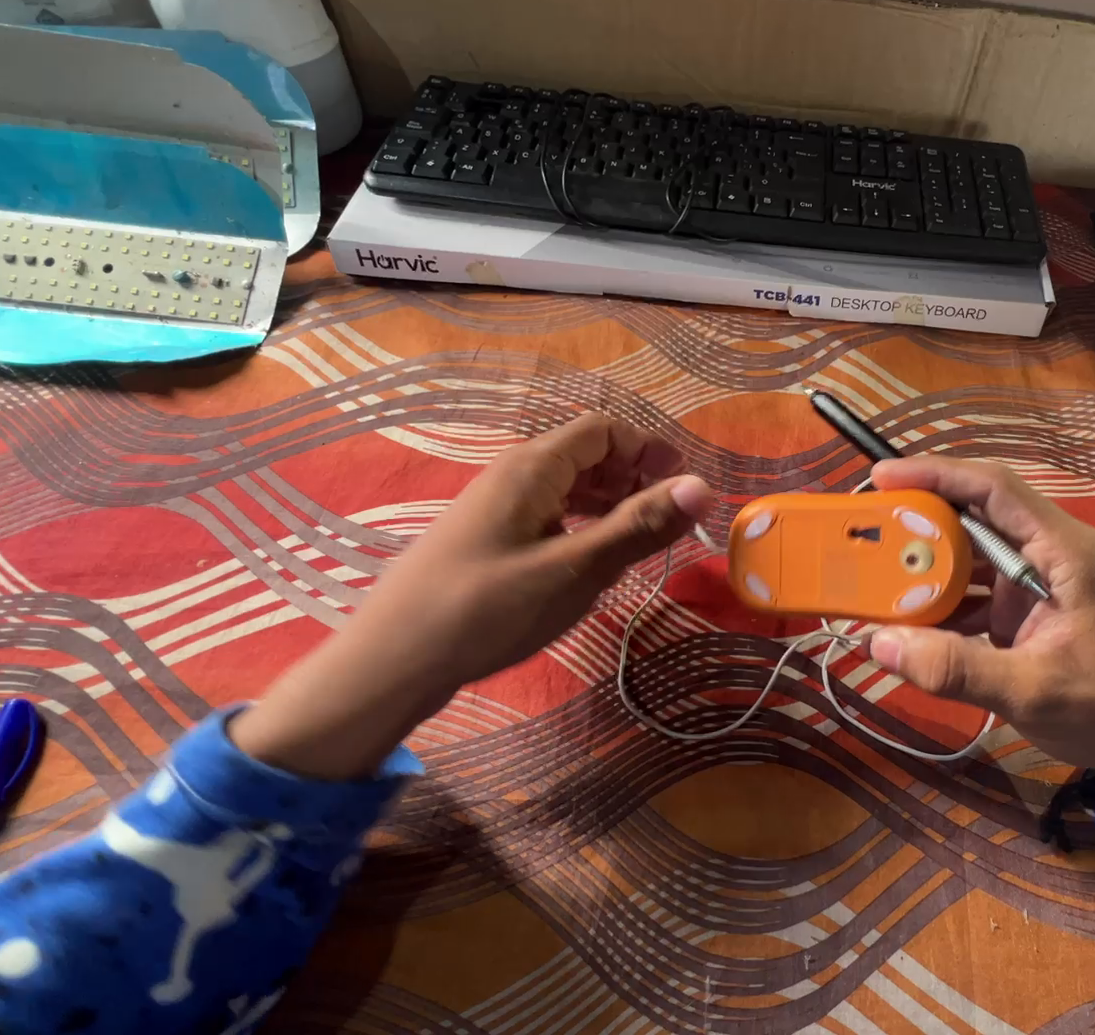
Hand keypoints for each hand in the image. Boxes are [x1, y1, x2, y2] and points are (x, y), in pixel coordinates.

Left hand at [230, 413, 713, 778]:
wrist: (391, 663)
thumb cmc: (485, 610)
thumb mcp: (573, 570)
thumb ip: (638, 527)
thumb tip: (703, 486)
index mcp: (533, 467)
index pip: (604, 430)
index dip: (650, 450)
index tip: (685, 488)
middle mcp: (515, 476)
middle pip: (588, 455)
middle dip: (636, 479)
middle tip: (670, 523)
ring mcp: (500, 510)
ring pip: (570, 489)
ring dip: (612, 507)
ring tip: (641, 546)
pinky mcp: (492, 542)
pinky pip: (551, 518)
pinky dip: (583, 530)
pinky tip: (593, 566)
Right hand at [867, 458, 1094, 783]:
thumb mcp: (1032, 691)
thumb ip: (956, 668)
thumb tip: (878, 644)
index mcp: (1063, 551)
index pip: (994, 488)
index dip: (937, 474)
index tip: (883, 478)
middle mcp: (1048, 553)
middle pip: (975, 515)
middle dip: (919, 519)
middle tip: (866, 528)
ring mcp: (1037, 581)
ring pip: (969, 554)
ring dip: (925, 564)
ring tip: (872, 573)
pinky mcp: (1027, 610)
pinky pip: (973, 592)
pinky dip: (939, 602)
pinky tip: (904, 620)